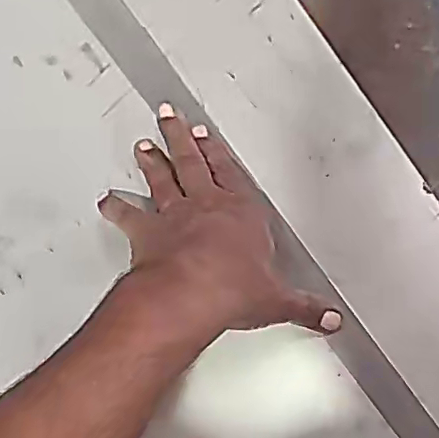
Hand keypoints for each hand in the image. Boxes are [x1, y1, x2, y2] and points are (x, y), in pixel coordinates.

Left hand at [98, 104, 340, 336]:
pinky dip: (118, 207)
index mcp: (242, 214)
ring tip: (146, 145)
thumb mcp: (279, 302)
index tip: (210, 138)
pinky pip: (129, 214)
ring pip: (162, 178)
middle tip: (171, 118)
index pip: (232, 175)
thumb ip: (305, 308)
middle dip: (182, 139)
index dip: (220, 155)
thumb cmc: (232, 290)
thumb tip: (329, 319)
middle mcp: (206, 206)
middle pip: (193, 163)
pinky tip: (109, 200)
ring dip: (153, 160)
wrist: (190, 297)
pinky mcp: (147, 233)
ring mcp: (174, 215)